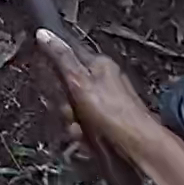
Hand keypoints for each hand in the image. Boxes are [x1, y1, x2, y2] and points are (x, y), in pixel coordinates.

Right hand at [36, 29, 163, 155]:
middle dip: (63, 100)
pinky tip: (85, 137)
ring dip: (71, 119)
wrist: (139, 151)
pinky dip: (81, 132)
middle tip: (68, 107)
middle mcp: (104, 82)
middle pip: (68, 85)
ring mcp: (106, 105)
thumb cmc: (114, 113)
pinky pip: (84, 124)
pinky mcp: (107, 125)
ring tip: (78, 126)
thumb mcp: (79, 80)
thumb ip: (61, 57)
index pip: (69, 54)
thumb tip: (44, 33)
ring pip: (73, 107)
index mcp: (100, 65)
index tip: (47, 75)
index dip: (54, 65)